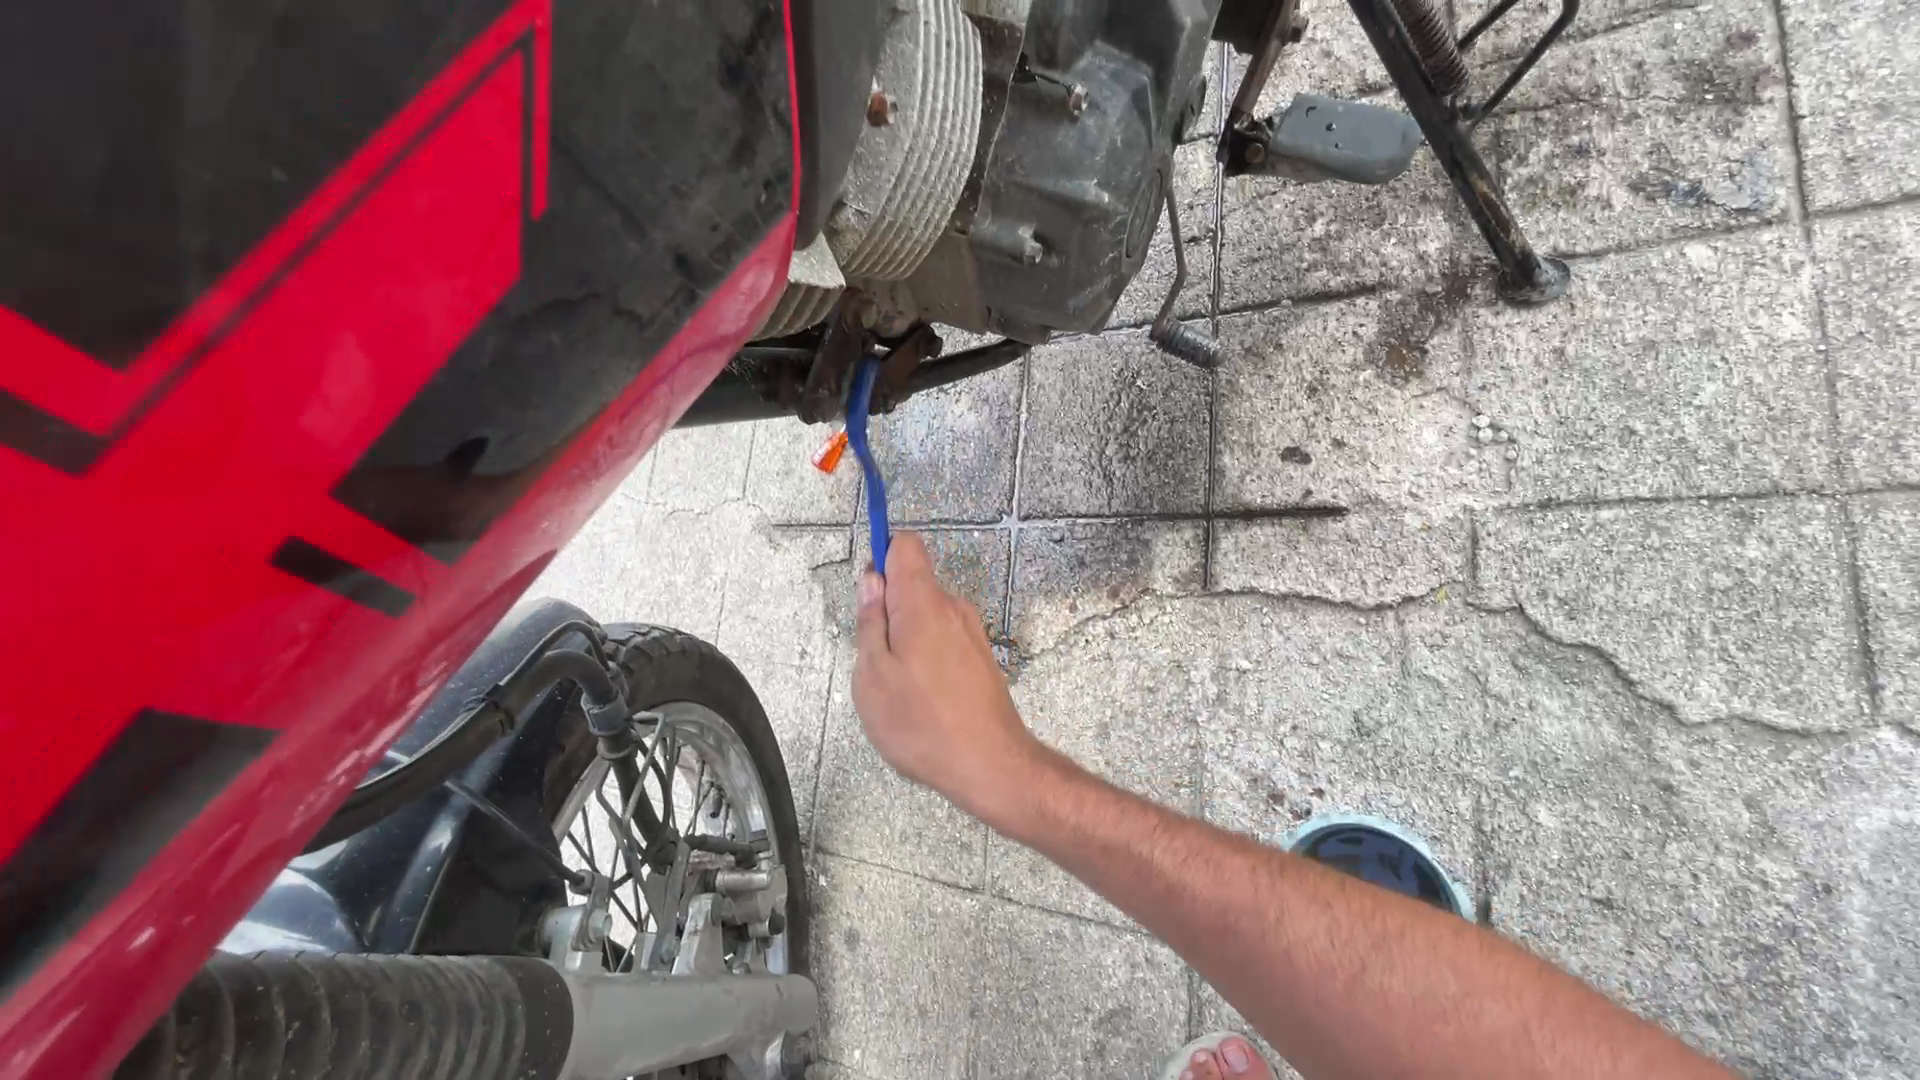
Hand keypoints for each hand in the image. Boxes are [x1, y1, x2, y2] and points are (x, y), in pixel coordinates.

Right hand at [851, 533, 1047, 822]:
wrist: (990, 765)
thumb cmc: (922, 724)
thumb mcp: (872, 676)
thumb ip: (870, 622)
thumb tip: (871, 581)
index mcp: (924, 603)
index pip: (904, 545)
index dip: (880, 558)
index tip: (868, 595)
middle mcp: (953, 607)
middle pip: (913, 584)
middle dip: (888, 612)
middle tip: (878, 660)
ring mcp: (971, 632)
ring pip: (926, 617)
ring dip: (906, 640)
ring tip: (901, 688)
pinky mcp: (980, 657)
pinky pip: (943, 640)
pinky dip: (926, 658)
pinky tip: (923, 699)